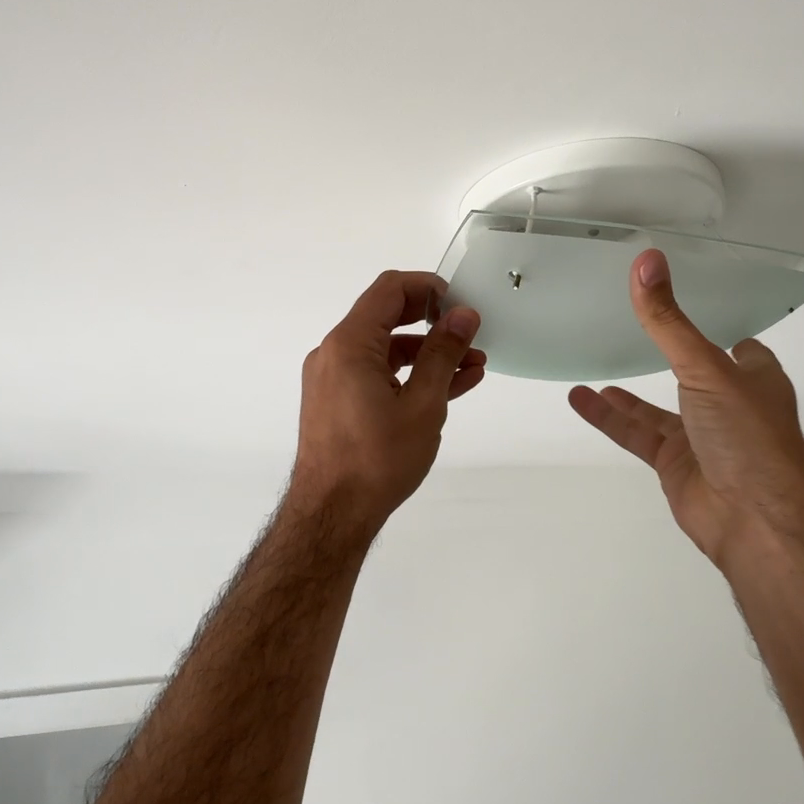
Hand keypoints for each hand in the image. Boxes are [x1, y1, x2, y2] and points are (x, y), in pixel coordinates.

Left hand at [293, 270, 484, 527]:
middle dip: (433, 322)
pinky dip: (409, 375)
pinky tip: (448, 387)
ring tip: (472, 367)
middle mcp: (334, 353)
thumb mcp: (423, 404)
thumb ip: (443, 354)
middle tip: (470, 333)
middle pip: (387, 317)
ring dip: (427, 353)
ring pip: (386, 350)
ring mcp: (333, 379)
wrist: (331, 515)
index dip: (428, 288)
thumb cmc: (377, 459)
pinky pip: (377, 374)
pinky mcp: (337, 402)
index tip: (460, 305)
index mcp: (348, 344)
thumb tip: (464, 316)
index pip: (389, 290)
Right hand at [569, 249, 803, 566]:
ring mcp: (702, 438)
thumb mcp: (706, 368)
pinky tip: (581, 398)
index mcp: (755, 379)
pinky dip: (610, 419)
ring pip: (658, 408)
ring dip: (629, 392)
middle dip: (670, 357)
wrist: (755, 522)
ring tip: (594, 362)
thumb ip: (669, 321)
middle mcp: (730, 405)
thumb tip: (646, 260)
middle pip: (694, 374)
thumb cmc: (746, 435)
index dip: (718, 327)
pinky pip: (638, 436)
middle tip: (633, 325)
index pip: (739, 347)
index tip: (689, 303)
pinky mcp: (676, 465)